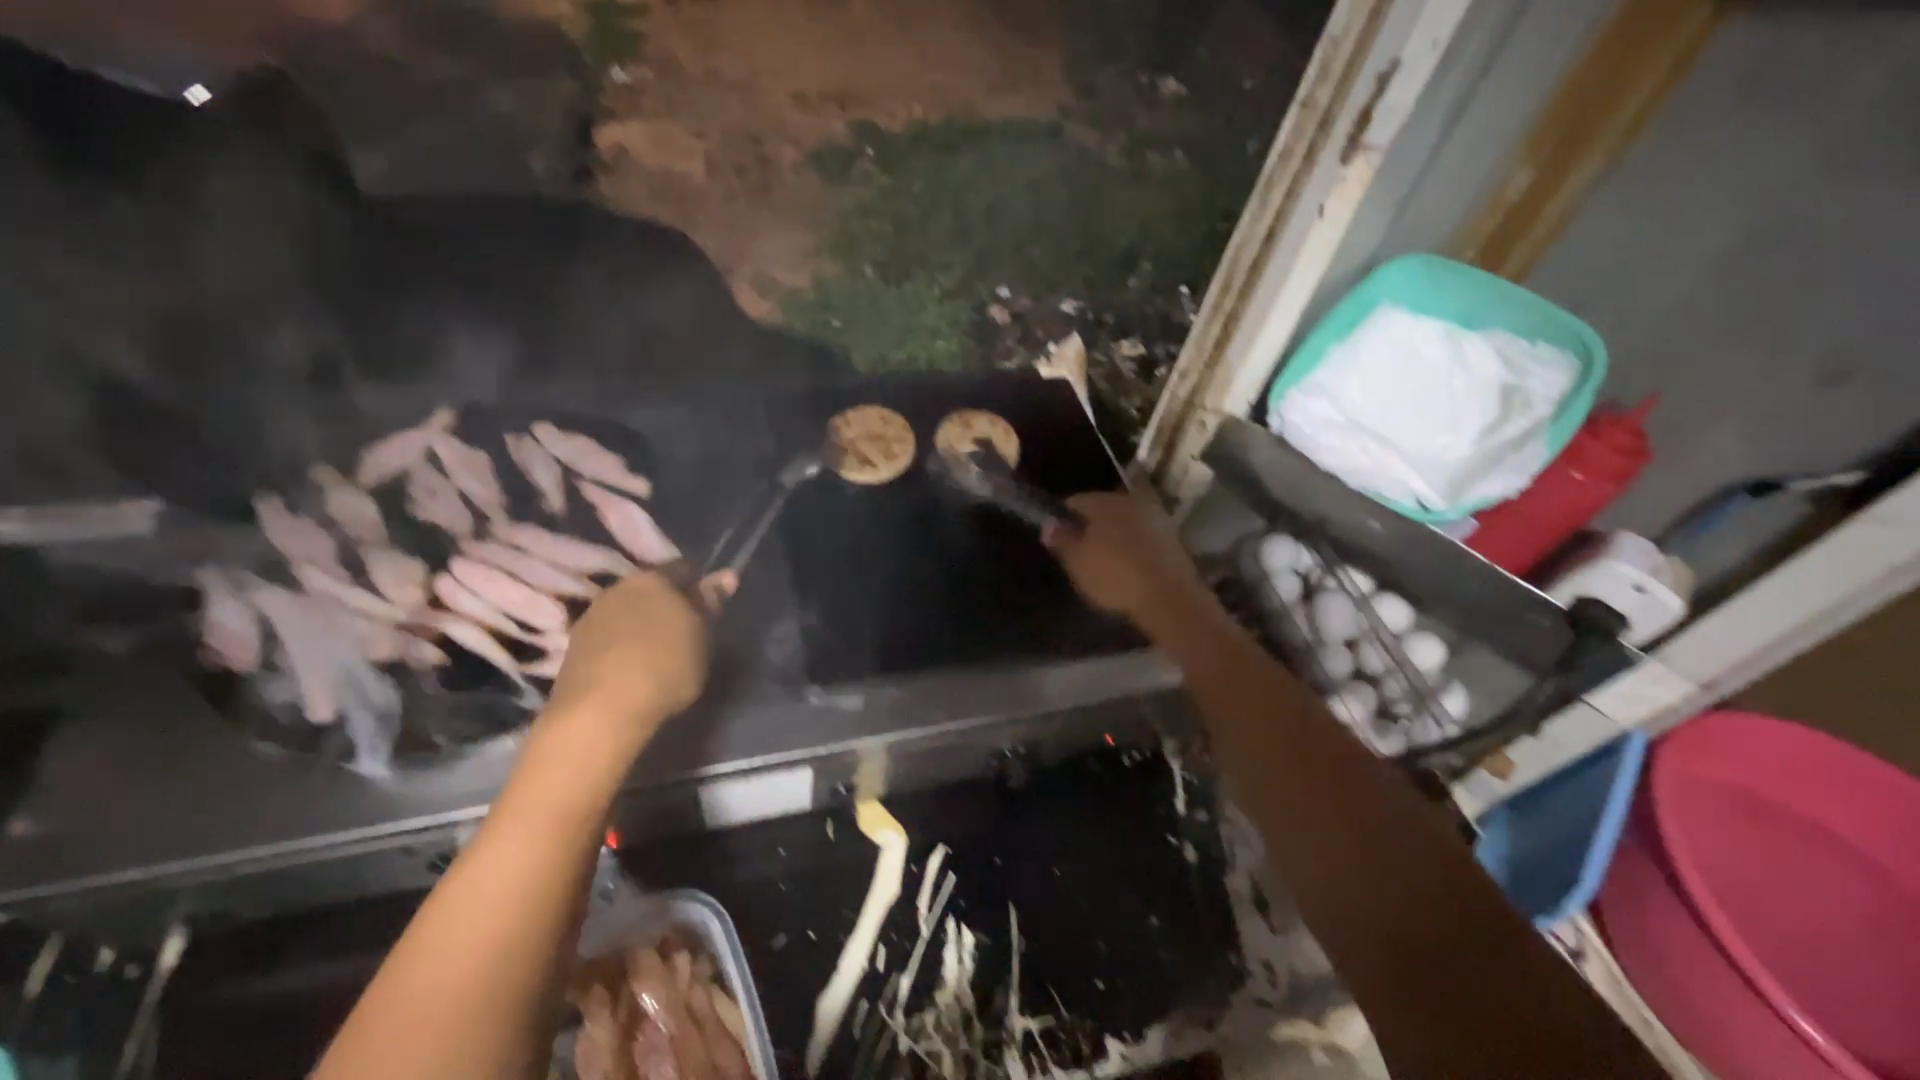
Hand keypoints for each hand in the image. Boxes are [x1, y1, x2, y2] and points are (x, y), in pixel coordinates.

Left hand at [545, 572, 709, 739]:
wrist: (600, 710)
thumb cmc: (665, 667)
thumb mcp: (701, 637)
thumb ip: (710, 603)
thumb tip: (727, 573)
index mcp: (653, 578)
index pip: (684, 568)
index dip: (699, 586)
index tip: (709, 609)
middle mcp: (618, 588)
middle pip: (651, 589)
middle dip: (667, 604)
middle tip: (685, 632)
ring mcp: (592, 616)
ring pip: (627, 612)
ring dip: (642, 625)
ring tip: (657, 653)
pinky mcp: (575, 646)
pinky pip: (609, 636)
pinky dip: (622, 645)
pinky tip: (631, 669)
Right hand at [1043, 491, 1214, 629]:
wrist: (1170, 598)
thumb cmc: (1115, 577)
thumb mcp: (1077, 562)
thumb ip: (1061, 539)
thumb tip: (1049, 524)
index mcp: (1103, 502)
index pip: (1074, 501)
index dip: (1062, 519)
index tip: (1057, 540)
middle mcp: (1130, 501)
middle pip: (1102, 509)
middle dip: (1090, 527)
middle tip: (1080, 553)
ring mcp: (1155, 517)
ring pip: (1124, 522)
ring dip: (1114, 537)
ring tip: (1105, 563)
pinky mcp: (1173, 537)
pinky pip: (1143, 537)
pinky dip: (1133, 547)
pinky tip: (1129, 568)